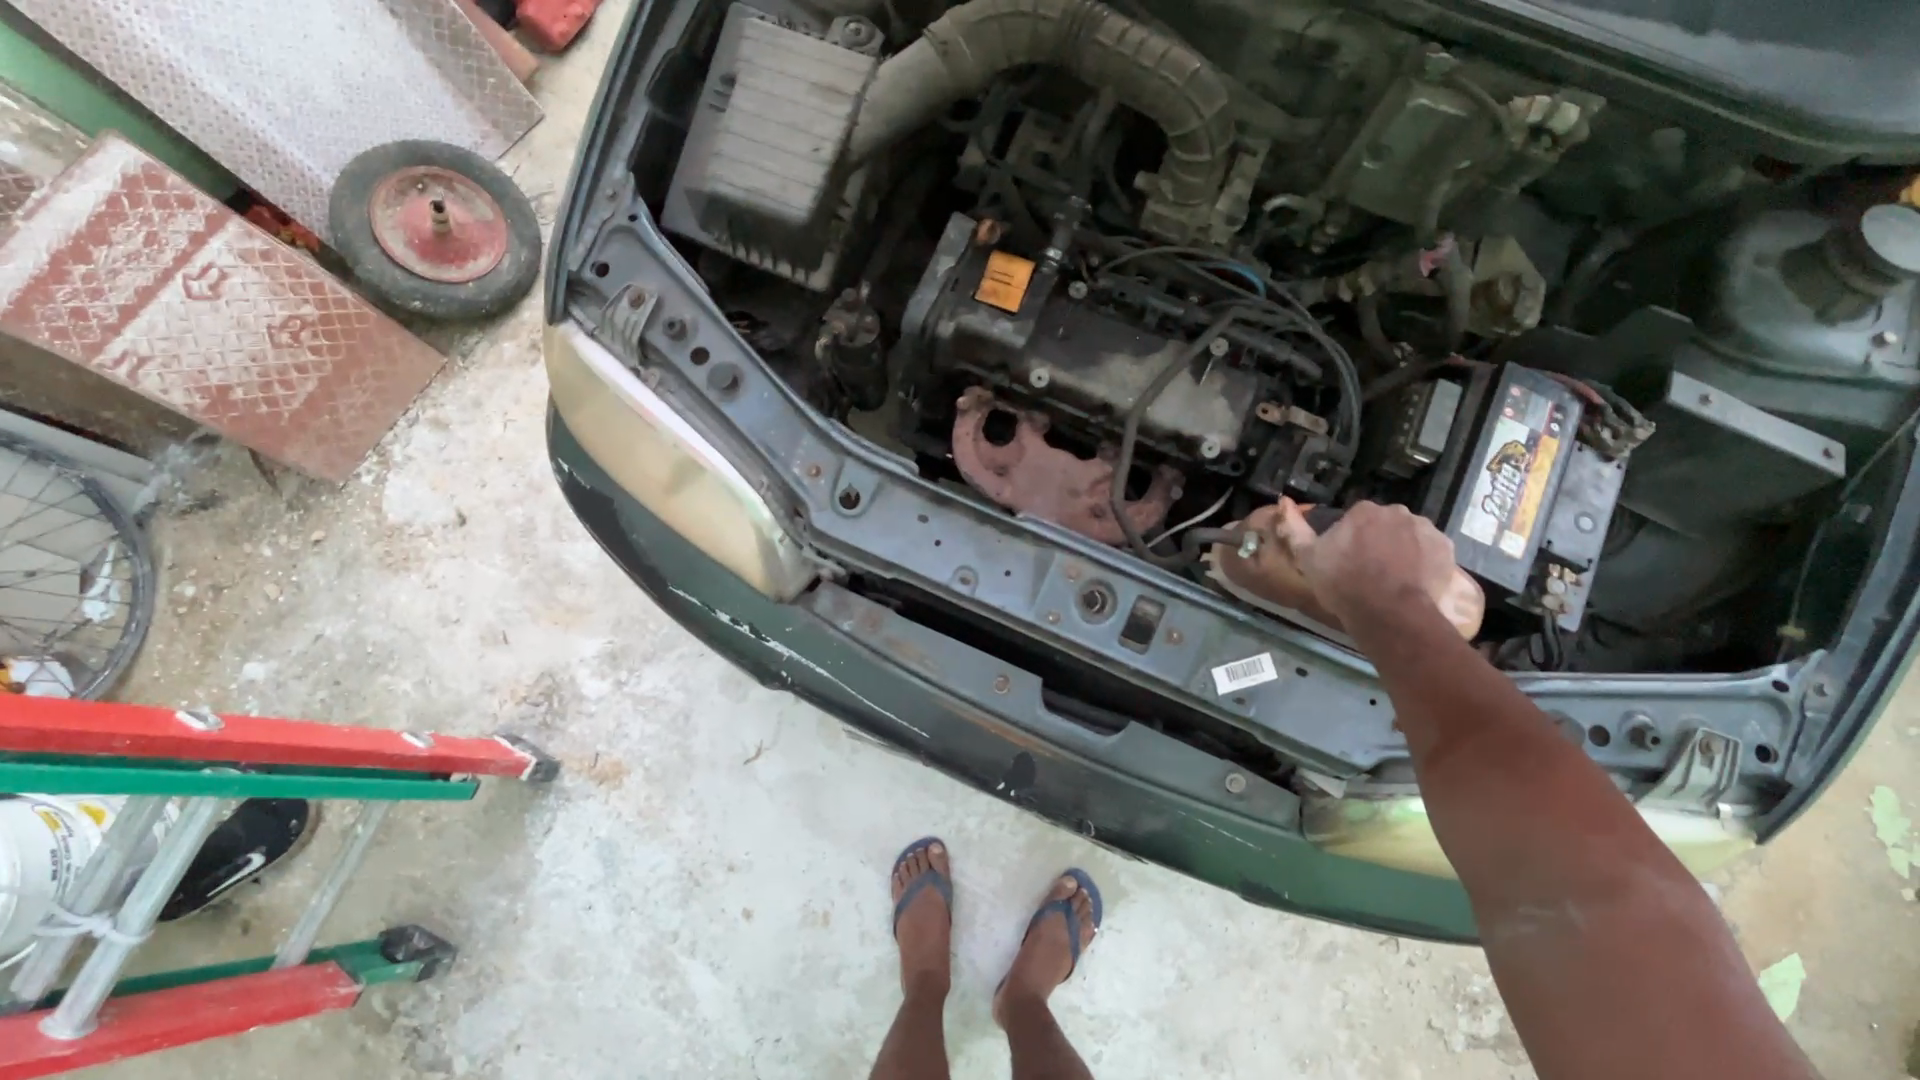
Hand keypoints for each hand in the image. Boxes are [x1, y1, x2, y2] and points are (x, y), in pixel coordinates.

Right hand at [1266, 499, 1459, 629]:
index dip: (1350, 537)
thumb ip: (1294, 528)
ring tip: (1392, 577)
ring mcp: (1426, 529)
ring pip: (1409, 535)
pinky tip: (1412, 580)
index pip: (1356, 517)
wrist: (1389, 613)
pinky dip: (1423, 560)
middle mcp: (1397, 512)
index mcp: (1364, 511)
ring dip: (1402, 548)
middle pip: (1385, 523)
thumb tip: (1284, 501)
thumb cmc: (1344, 584)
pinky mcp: (1446, 549)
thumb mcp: (1308, 558)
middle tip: (1369, 569)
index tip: (1346, 558)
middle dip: (1378, 540)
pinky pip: (1431, 550)